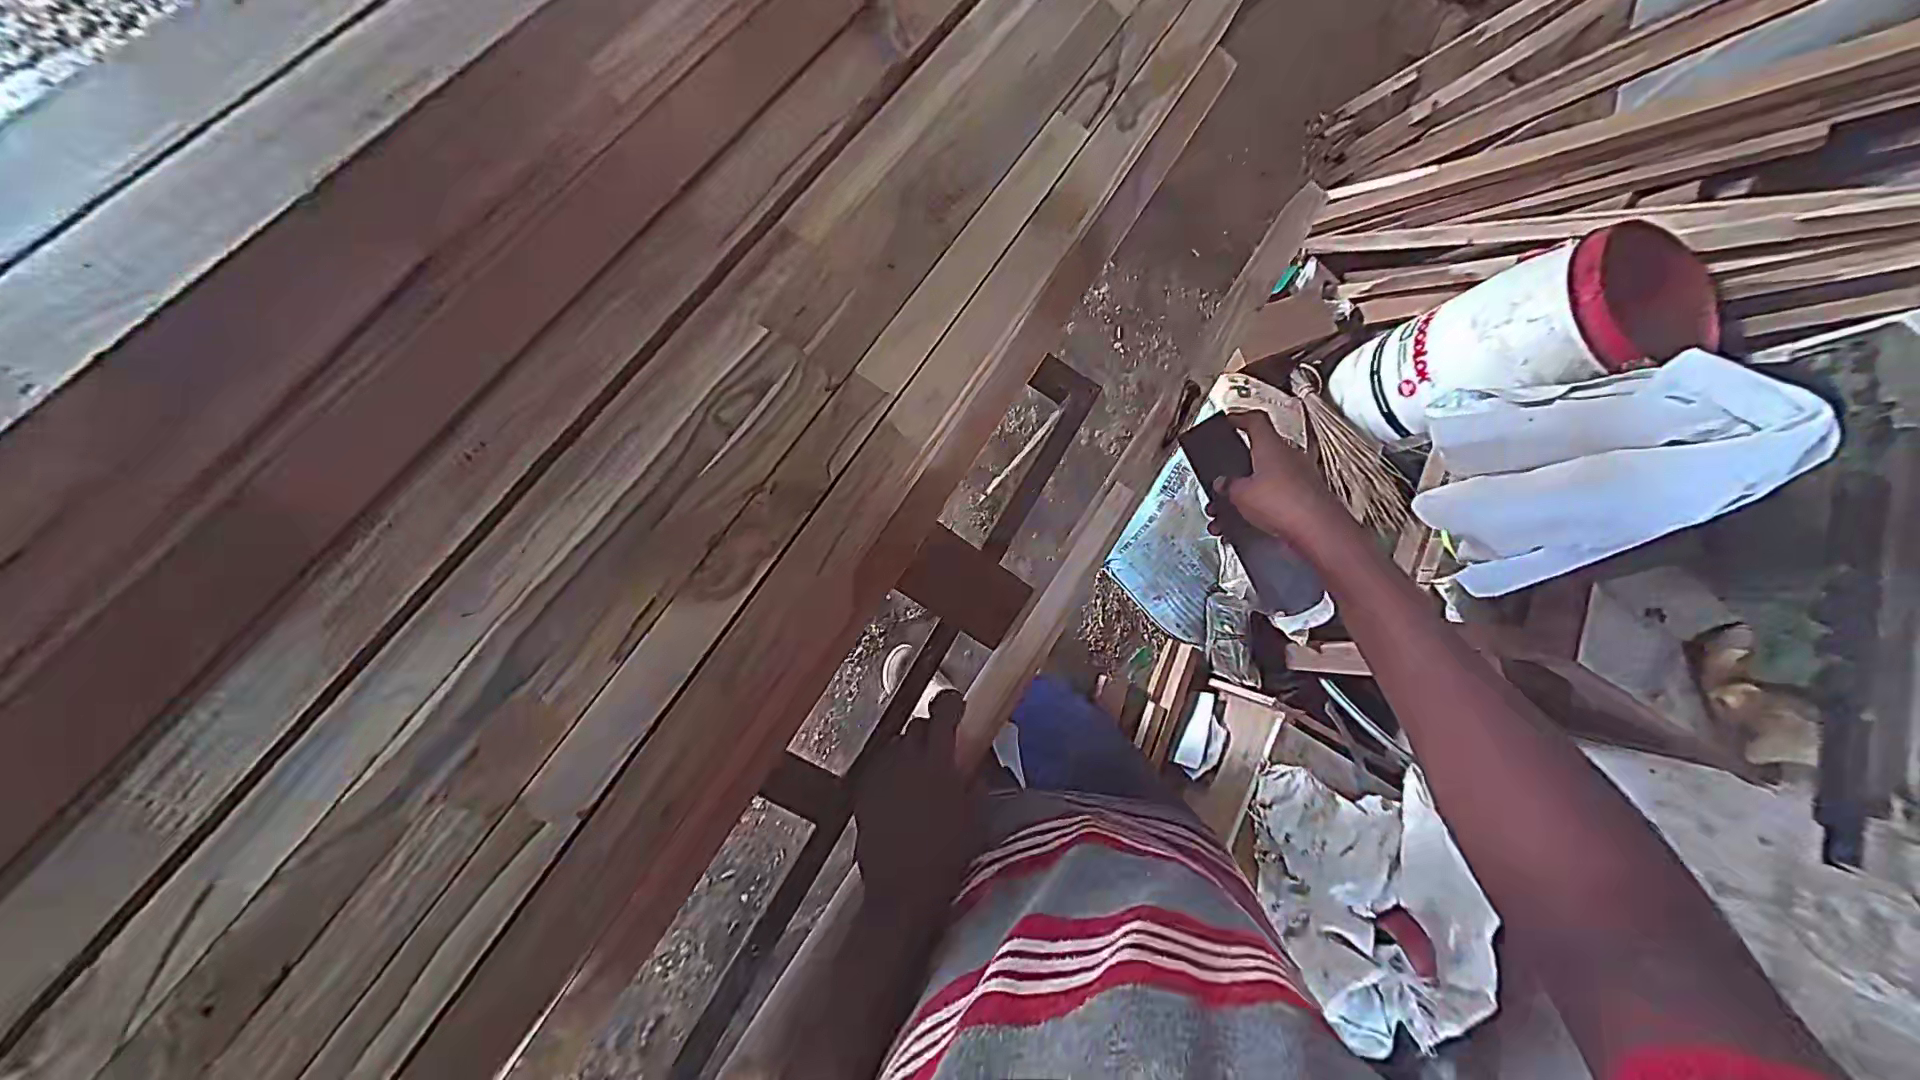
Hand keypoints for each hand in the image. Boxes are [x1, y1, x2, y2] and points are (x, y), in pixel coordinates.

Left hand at [853, 690, 983, 916]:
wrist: (902, 892)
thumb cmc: (947, 857)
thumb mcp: (974, 816)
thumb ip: (974, 780)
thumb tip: (973, 763)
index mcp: (937, 763)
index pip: (942, 712)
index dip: (950, 703)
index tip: (956, 705)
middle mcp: (905, 761)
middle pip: (916, 725)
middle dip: (930, 731)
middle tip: (941, 748)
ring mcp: (880, 775)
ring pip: (895, 744)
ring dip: (908, 750)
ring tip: (918, 771)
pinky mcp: (862, 791)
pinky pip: (879, 766)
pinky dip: (890, 769)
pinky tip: (898, 790)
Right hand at [1211, 409, 1349, 543]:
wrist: (1317, 531)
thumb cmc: (1282, 503)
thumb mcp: (1240, 494)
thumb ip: (1228, 486)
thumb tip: (1223, 483)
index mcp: (1271, 447)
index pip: (1255, 421)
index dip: (1239, 418)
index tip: (1228, 421)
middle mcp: (1288, 458)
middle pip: (1257, 456)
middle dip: (1235, 473)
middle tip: (1221, 485)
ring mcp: (1299, 478)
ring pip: (1264, 482)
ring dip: (1243, 497)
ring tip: (1226, 516)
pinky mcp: (1305, 499)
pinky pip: (1275, 500)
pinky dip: (1257, 511)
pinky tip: (1244, 528)